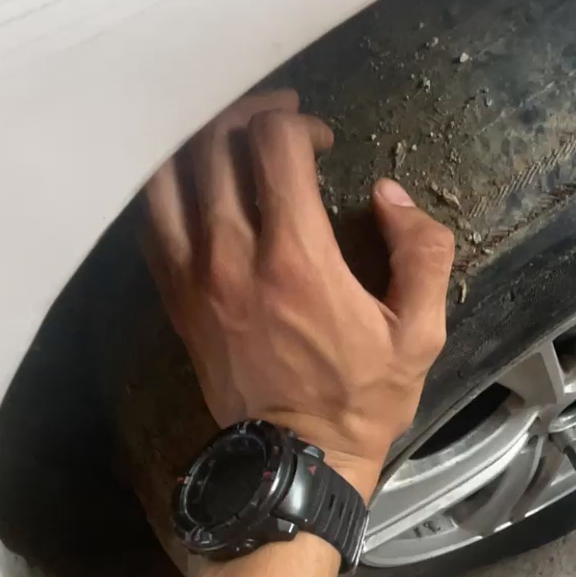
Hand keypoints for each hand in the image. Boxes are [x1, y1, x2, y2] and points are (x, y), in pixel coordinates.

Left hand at [141, 90, 455, 496]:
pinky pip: (153, 221)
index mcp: (298, 260)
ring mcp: (195, 278)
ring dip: (201, 143)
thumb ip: (422, 254)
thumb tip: (391, 196)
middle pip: (216, 147)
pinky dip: (169, 187)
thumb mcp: (422, 334)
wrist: (300, 458)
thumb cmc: (364, 398)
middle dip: (249, 117)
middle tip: (278, 124)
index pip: (273, 147)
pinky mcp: (176, 300)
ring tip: (232, 141)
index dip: (298, 125)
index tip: (321, 142)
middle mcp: (234, 257)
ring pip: (171, 175)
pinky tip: (197, 185)